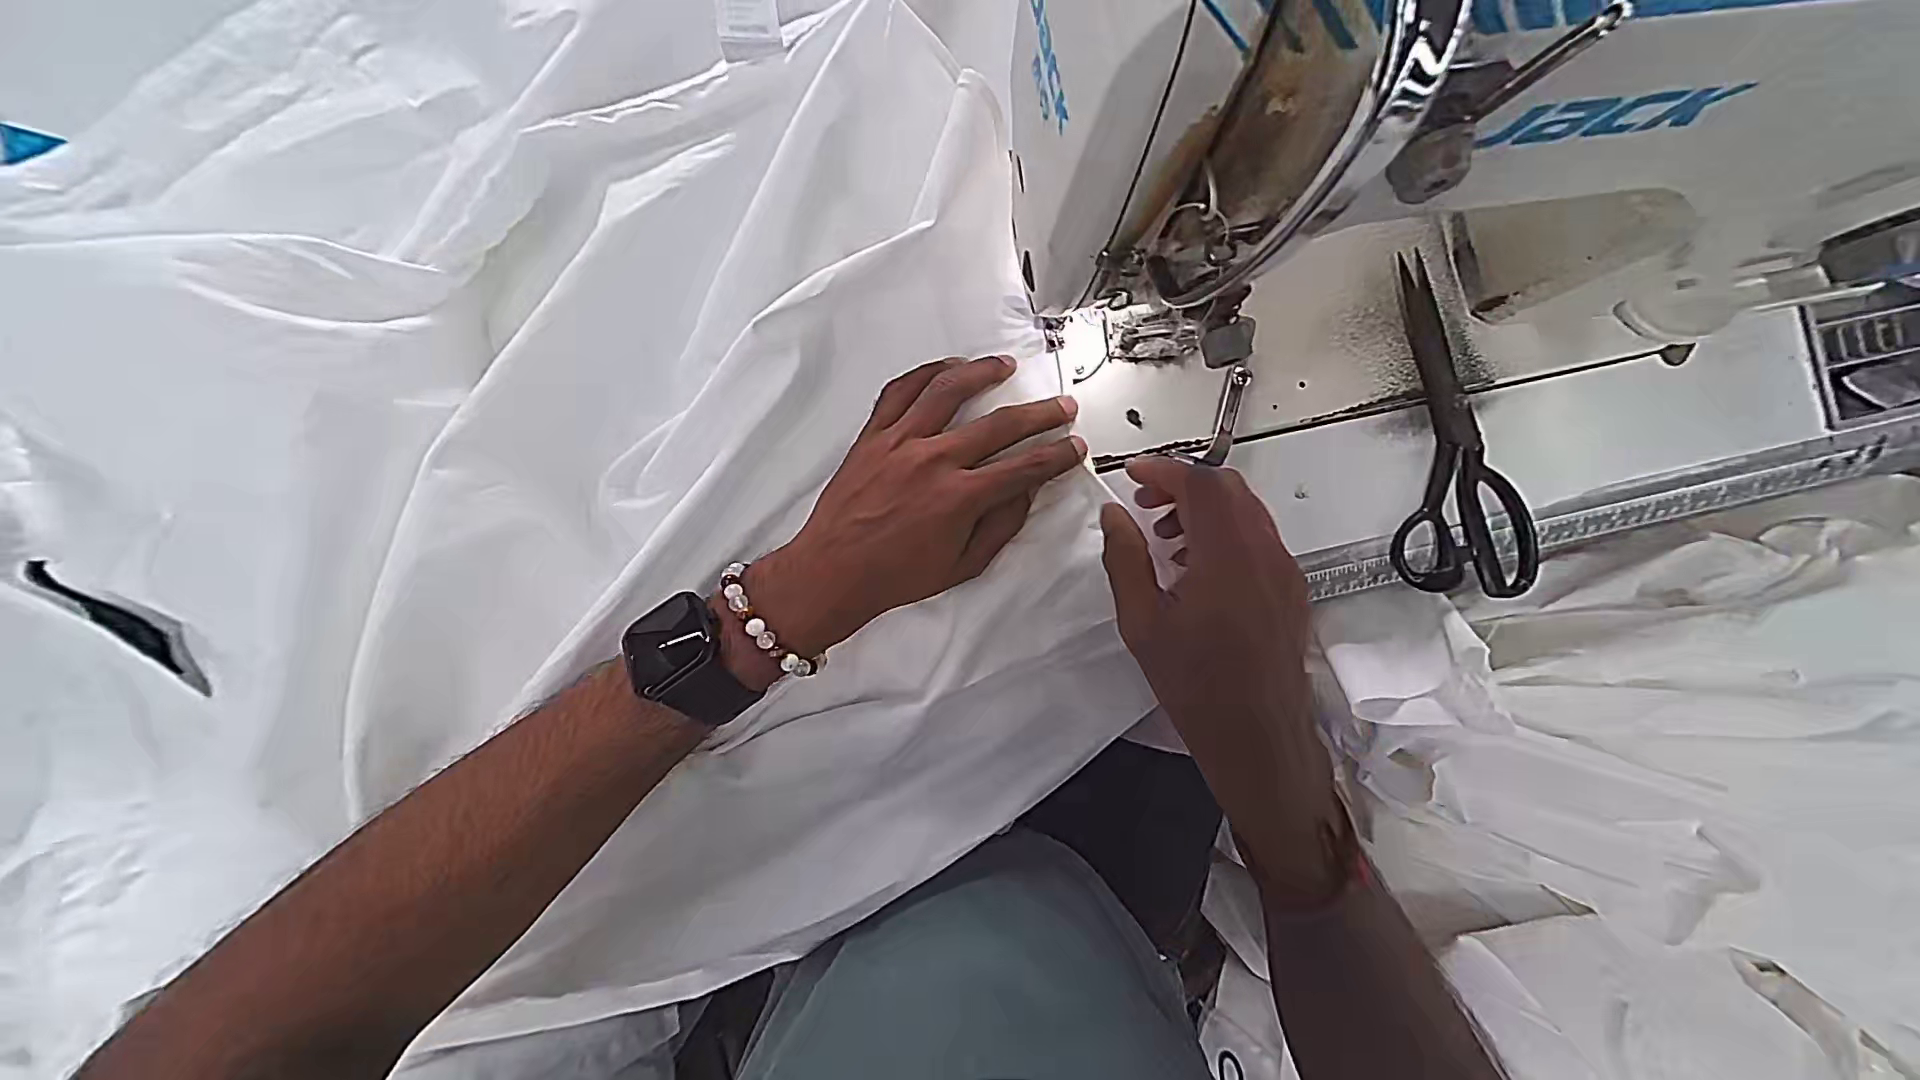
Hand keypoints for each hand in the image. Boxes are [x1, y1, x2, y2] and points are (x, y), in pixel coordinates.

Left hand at [722, 355, 1084, 687]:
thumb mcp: (962, 565)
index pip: (1024, 467)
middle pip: (1000, 424)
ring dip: (983, 373)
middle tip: (1058, 407)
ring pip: (949, 391)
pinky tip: (944, 369)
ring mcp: (900, 443)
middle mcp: (932, 462)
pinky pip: (900, 391)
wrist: (833, 571)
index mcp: (959, 498)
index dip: (1056, 455)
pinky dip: (925, 374)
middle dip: (1040, 413)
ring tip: (1004, 366)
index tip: (1071, 447)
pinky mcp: (873, 437)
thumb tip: (1024, 494)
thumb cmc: (891, 574)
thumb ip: (1000, 527)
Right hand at [1099, 456, 1346, 902]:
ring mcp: (1285, 571)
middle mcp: (1266, 555)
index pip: (1200, 484)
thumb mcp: (1142, 622)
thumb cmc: (1197, 686)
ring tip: (1166, 537)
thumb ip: (1125, 559)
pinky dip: (1225, 533)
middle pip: (1228, 489)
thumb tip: (1113, 517)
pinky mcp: (1291, 589)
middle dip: (1182, 485)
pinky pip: (1258, 538)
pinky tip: (1195, 566)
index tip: (1133, 474)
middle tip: (1146, 503)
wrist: (1258, 738)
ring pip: (1246, 511)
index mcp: (1227, 557)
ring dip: (1204, 509)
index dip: (1162, 470)